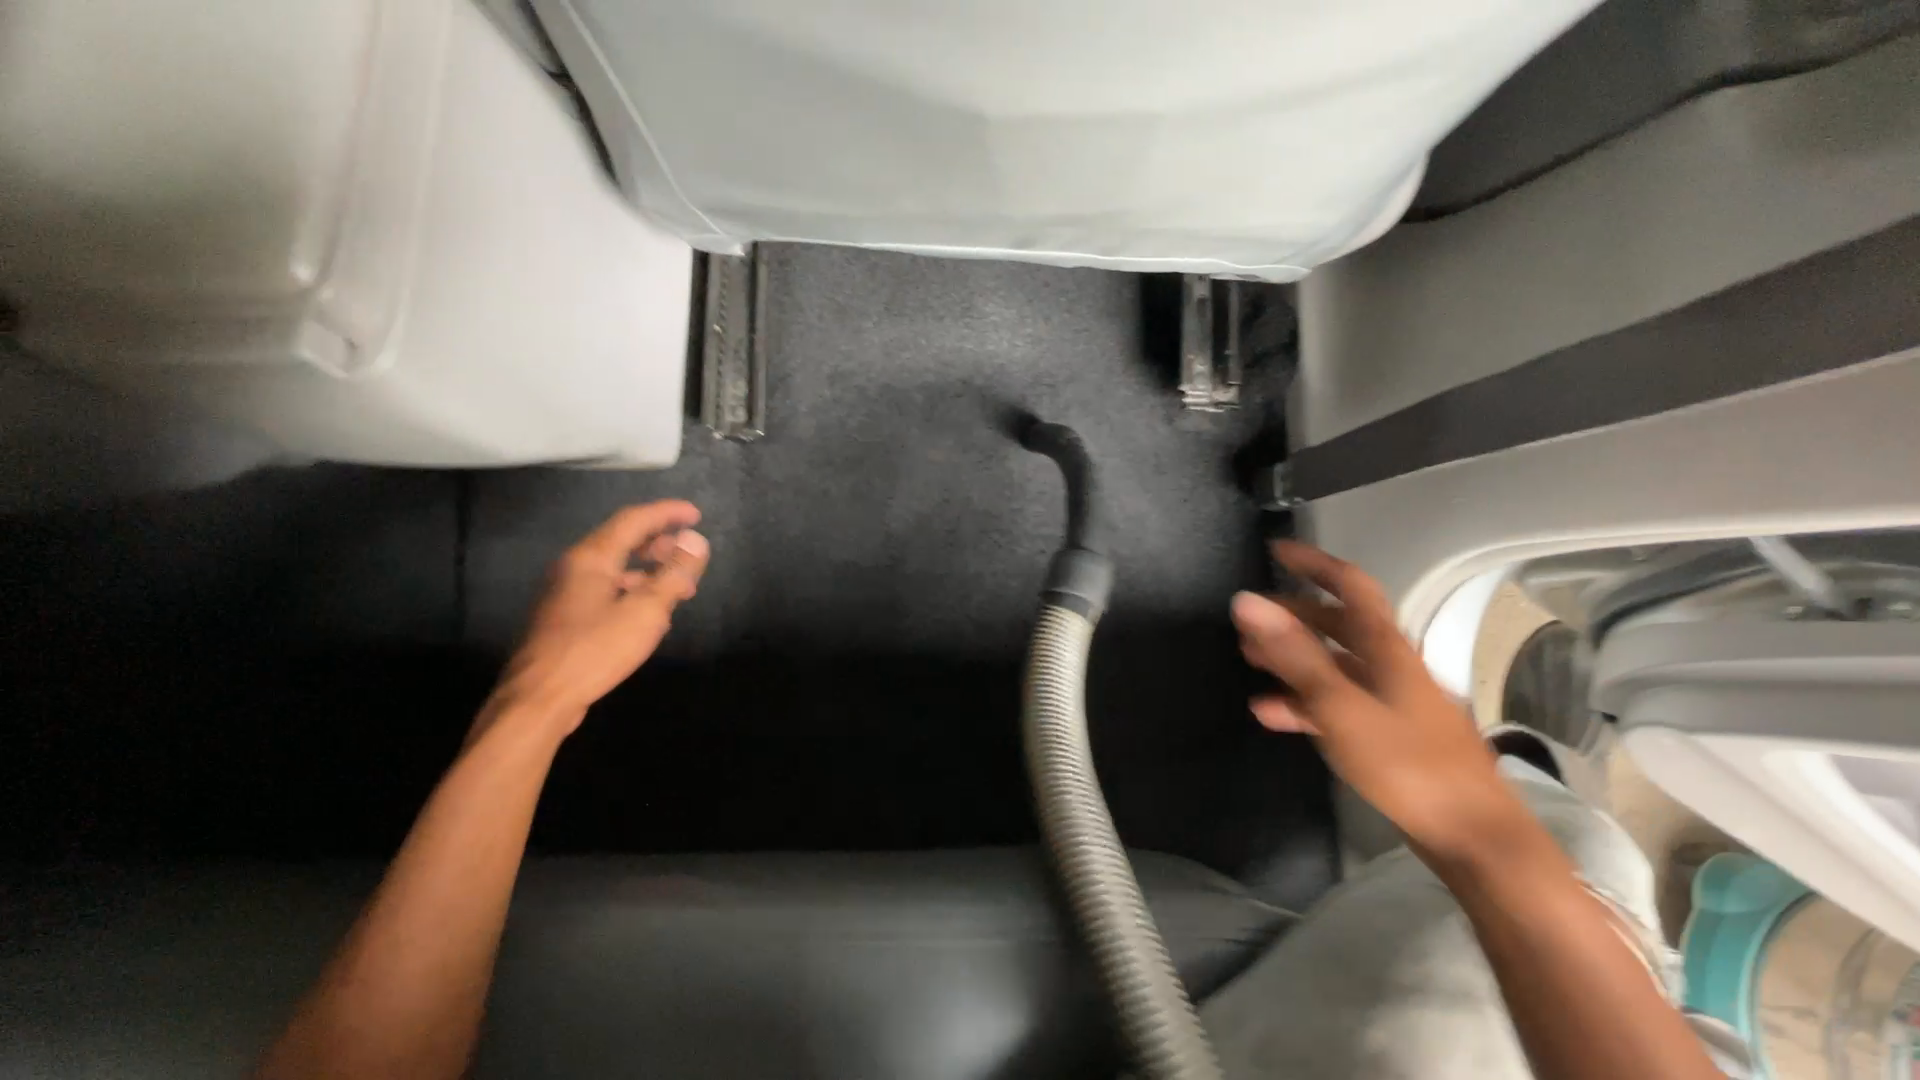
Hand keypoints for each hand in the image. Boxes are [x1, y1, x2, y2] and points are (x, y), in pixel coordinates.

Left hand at [488, 501, 708, 732]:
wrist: (539, 698)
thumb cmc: (595, 650)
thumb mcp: (645, 611)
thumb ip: (673, 574)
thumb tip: (696, 541)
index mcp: (592, 557)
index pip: (634, 520)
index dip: (667, 513)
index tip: (696, 515)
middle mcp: (574, 567)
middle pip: (620, 540)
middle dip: (658, 541)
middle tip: (687, 551)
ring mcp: (565, 592)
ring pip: (612, 567)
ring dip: (647, 569)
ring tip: (676, 585)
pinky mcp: (564, 617)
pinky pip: (604, 589)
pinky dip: (631, 590)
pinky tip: (647, 613)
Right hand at [1231, 541, 1520, 865]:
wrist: (1472, 835)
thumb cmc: (1407, 764)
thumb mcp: (1341, 706)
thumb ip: (1294, 655)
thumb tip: (1248, 601)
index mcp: (1386, 647)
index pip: (1350, 585)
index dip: (1314, 564)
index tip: (1276, 552)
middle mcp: (1391, 664)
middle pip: (1339, 625)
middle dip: (1293, 617)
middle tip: (1250, 621)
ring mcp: (1392, 700)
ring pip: (1336, 665)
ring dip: (1294, 659)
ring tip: (1250, 663)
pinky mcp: (1389, 735)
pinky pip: (1340, 704)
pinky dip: (1305, 701)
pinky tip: (1272, 713)